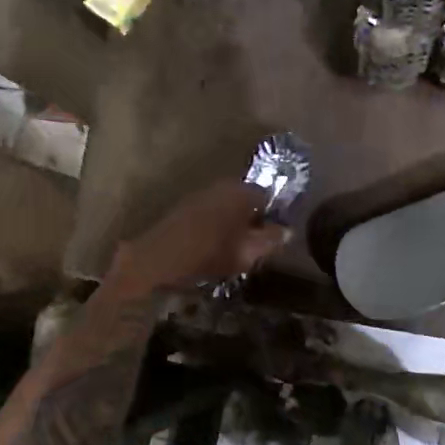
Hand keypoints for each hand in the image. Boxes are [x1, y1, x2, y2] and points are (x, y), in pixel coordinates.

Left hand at [108, 179, 288, 291]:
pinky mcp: (184, 206)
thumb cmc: (208, 254)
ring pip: (226, 204)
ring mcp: (200, 193)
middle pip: (245, 198)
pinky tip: (212, 243)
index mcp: (241, 193)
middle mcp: (222, 186)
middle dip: (251, 217)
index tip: (271, 235)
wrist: (158, 259)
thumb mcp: (246, 254)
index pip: (266, 196)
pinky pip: (210, 210)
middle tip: (253, 241)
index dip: (271, 215)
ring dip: (232, 220)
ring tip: (232, 245)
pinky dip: (215, 223)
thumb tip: (286, 232)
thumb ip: (270, 241)